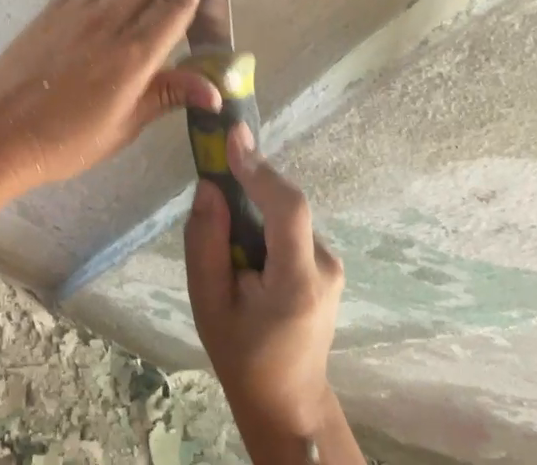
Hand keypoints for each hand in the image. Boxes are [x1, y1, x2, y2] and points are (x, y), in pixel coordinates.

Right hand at [185, 125, 345, 455]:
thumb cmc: (242, 356)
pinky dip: (263, 224)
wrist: (288, 401)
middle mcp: (325, 264)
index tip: (231, 135)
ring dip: (253, 210)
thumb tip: (209, 187)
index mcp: (297, 280)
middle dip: (246, 187)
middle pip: (284, 206)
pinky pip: (289, 228)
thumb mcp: (207, 303)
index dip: (259, 169)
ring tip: (225, 239)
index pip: (287, 208)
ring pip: (285, 215)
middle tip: (210, 178)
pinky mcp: (326, 264)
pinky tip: (244, 252)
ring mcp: (331, 264)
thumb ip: (205, 242)